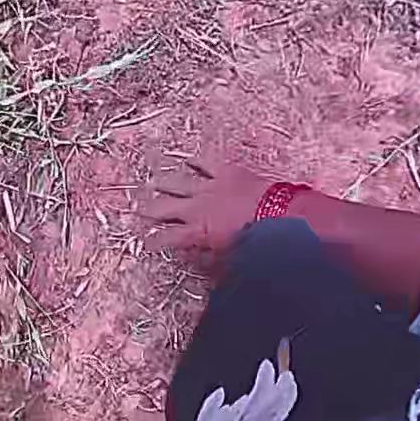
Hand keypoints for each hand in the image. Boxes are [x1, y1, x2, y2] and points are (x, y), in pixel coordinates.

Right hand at [138, 160, 273, 254]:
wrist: (279, 216)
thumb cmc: (255, 242)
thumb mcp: (228, 259)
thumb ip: (208, 258)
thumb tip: (198, 257)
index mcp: (196, 231)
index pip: (166, 237)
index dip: (154, 240)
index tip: (148, 242)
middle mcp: (196, 207)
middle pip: (164, 207)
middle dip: (150, 209)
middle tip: (139, 209)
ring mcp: (209, 187)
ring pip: (178, 182)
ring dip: (163, 183)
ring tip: (152, 182)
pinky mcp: (225, 171)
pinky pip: (204, 163)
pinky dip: (194, 162)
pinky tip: (187, 161)